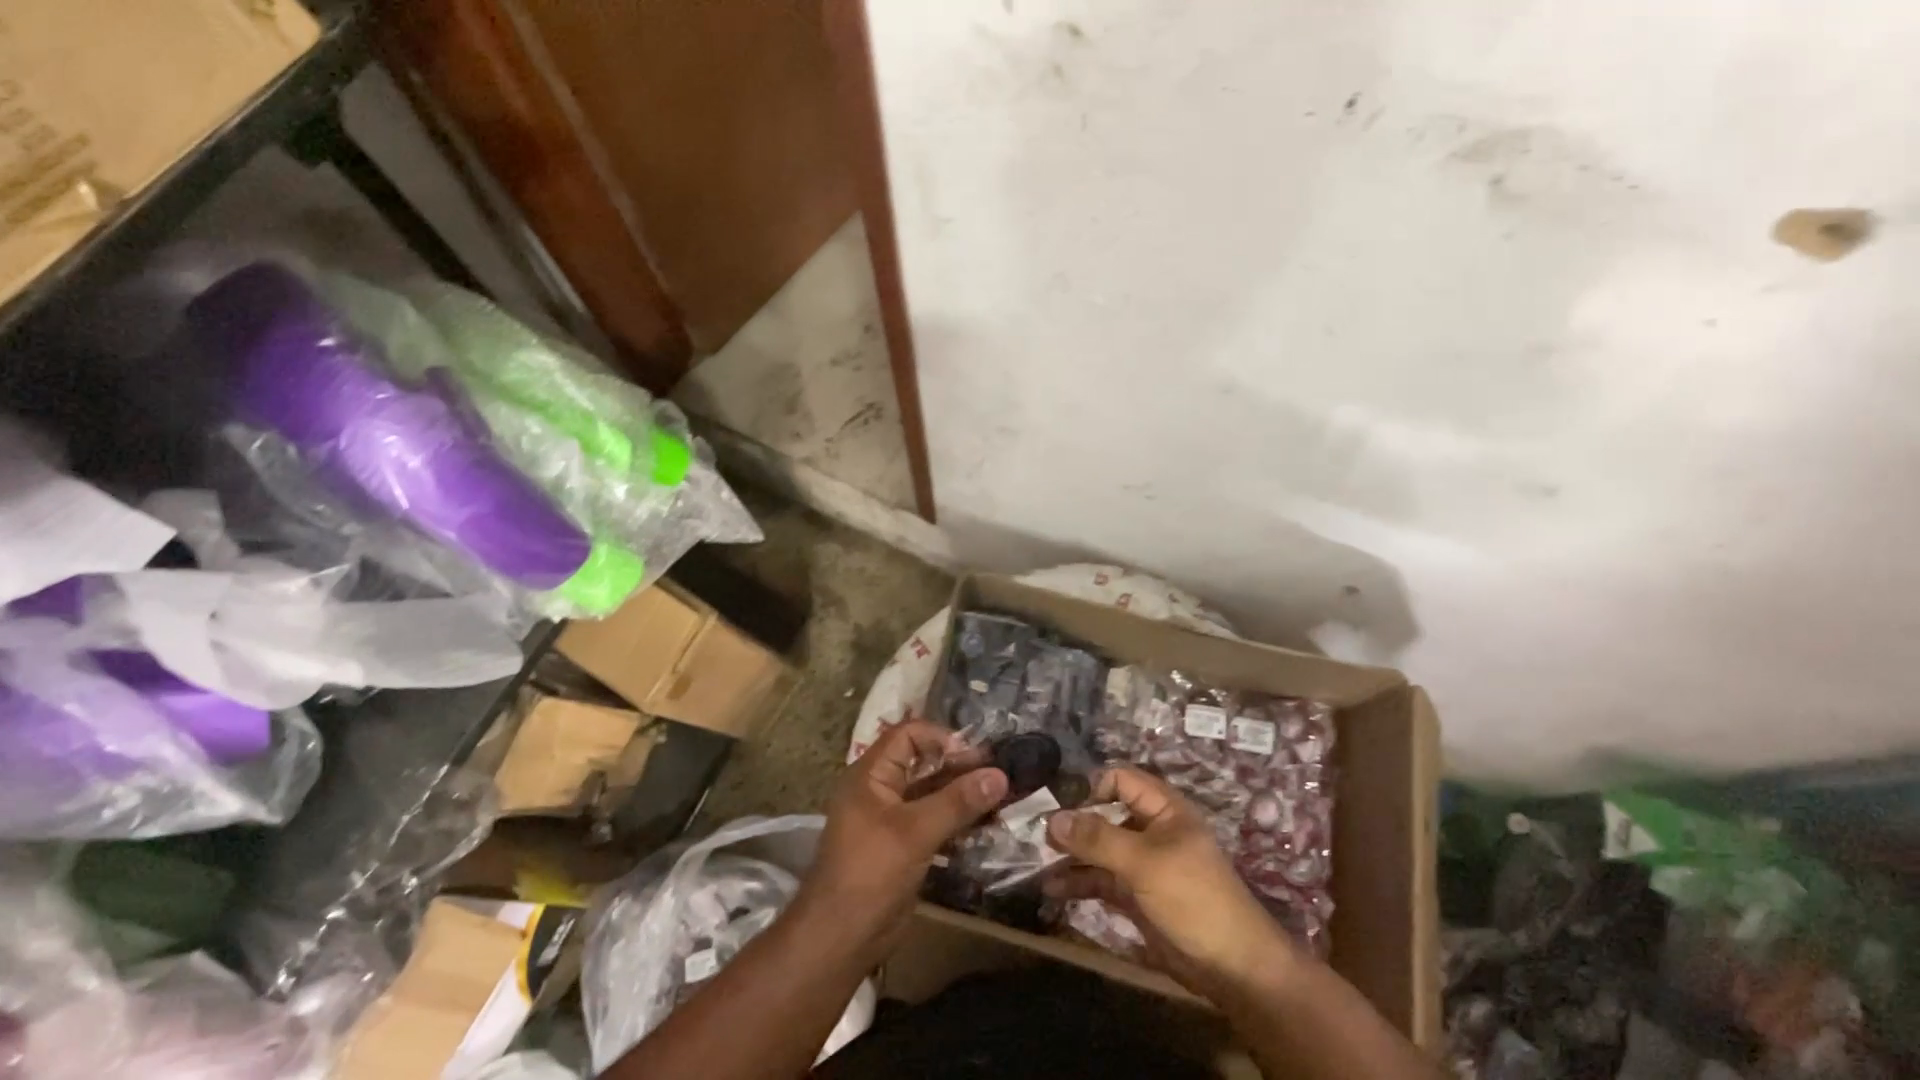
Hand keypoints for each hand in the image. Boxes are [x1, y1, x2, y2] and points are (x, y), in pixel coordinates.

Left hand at [797, 720, 1007, 959]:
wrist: (841, 936)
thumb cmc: (871, 871)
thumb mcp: (915, 831)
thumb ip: (958, 801)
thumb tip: (1001, 774)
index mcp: (870, 775)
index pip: (908, 735)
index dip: (942, 738)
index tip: (978, 756)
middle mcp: (880, 791)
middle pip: (924, 764)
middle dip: (960, 768)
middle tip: (1000, 777)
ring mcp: (891, 821)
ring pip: (933, 796)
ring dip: (964, 797)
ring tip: (1002, 801)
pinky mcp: (904, 849)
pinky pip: (935, 824)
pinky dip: (958, 823)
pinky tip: (987, 828)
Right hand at [1044, 767, 1298, 998]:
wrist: (1230, 965)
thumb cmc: (1193, 898)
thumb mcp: (1144, 862)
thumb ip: (1097, 838)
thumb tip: (1052, 818)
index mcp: (1165, 810)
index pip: (1121, 780)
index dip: (1090, 786)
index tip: (1055, 802)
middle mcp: (1151, 831)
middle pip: (1105, 815)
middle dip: (1072, 823)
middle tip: (1034, 834)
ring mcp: (1142, 865)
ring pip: (1098, 850)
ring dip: (1070, 855)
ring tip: (1035, 862)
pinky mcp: (1135, 896)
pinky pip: (1100, 881)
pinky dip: (1077, 883)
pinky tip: (1051, 889)